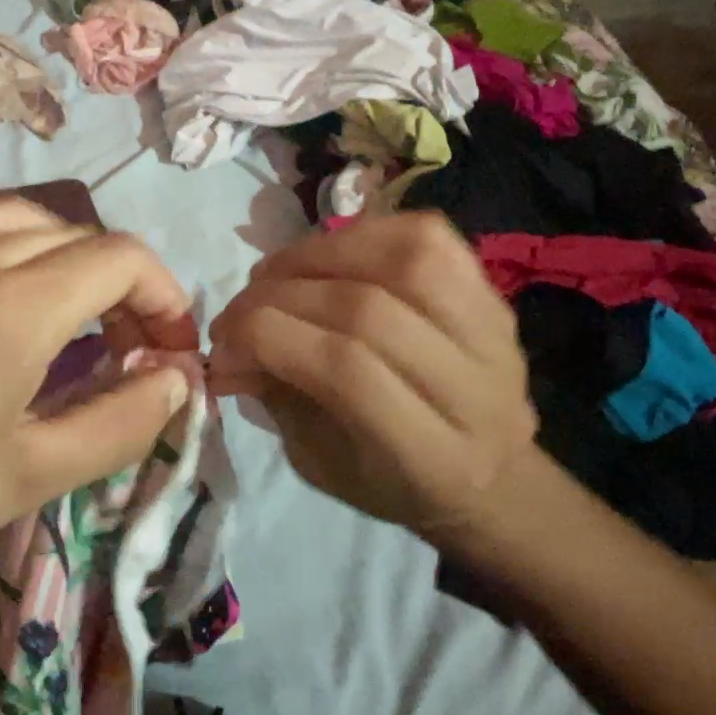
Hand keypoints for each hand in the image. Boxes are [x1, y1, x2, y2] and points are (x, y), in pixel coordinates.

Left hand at [0, 197, 198, 654]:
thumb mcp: (25, 480)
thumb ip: (119, 422)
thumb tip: (176, 380)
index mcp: (10, 306)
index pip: (119, 258)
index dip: (165, 298)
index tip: (173, 355)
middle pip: (75, 234)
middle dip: (120, 284)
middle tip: (129, 352)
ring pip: (18, 216)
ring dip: (63, 254)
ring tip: (71, 316)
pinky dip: (2, 237)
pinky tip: (0, 282)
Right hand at [207, 213, 537, 547]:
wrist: (489, 478)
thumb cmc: (389, 481)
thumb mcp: (318, 460)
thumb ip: (273, 395)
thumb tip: (224, 345)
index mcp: (431, 457)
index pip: (345, 370)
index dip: (267, 337)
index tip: (222, 342)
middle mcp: (475, 391)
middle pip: (366, 311)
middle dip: (279, 298)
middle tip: (238, 310)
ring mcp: (493, 336)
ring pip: (402, 261)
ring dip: (317, 254)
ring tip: (275, 273)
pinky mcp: (493, 296)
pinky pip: (428, 237)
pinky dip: (363, 233)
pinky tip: (326, 252)